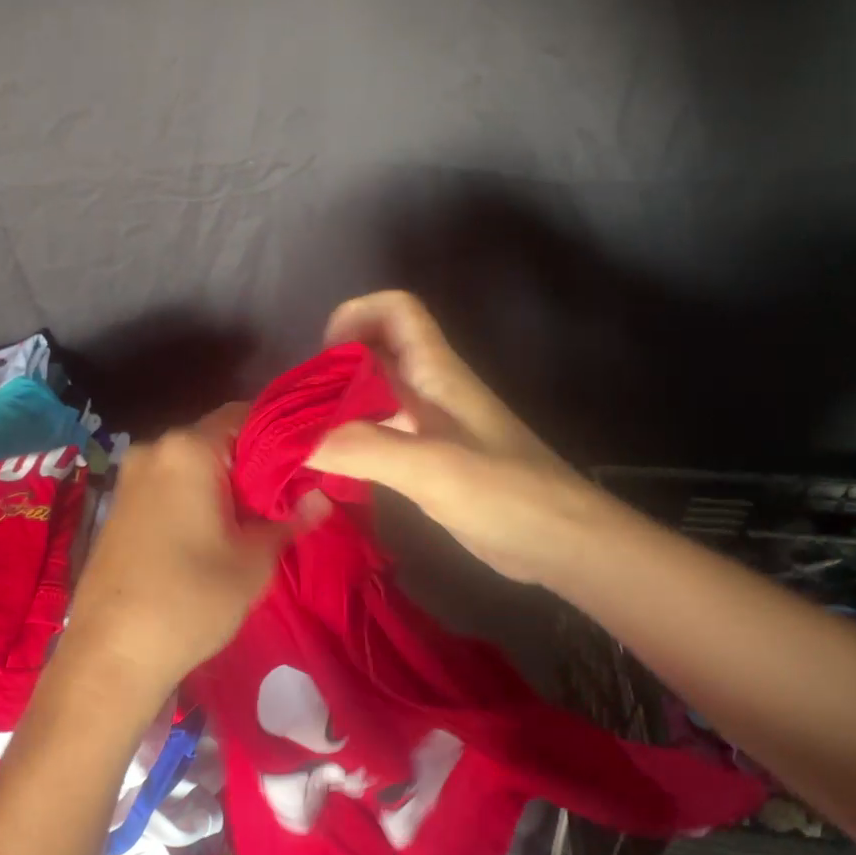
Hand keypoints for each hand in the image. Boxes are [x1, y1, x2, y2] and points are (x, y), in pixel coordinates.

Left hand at [64, 404, 306, 693]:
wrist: (113, 653)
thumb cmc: (192, 598)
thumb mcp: (253, 561)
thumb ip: (290, 519)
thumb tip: (322, 497)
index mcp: (188, 449)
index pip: (246, 415)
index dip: (282, 437)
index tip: (308, 465)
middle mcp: (154, 450)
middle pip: (217, 440)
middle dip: (254, 465)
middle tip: (288, 499)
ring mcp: (130, 478)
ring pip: (192, 466)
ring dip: (225, 485)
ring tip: (255, 521)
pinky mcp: (118, 507)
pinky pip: (169, 487)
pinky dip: (196, 499)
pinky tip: (214, 535)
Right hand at [305, 290, 594, 583]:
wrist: (565, 544)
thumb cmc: (507, 495)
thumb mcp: (431, 468)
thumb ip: (362, 448)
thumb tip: (291, 440)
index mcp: (438, 373)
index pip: (396, 310)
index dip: (355, 317)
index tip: (322, 360)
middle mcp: (432, 390)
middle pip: (374, 354)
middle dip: (331, 371)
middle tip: (296, 415)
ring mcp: (432, 427)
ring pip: (374, 397)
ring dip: (337, 410)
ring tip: (302, 445)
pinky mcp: (432, 462)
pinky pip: (381, 436)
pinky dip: (352, 444)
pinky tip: (332, 475)